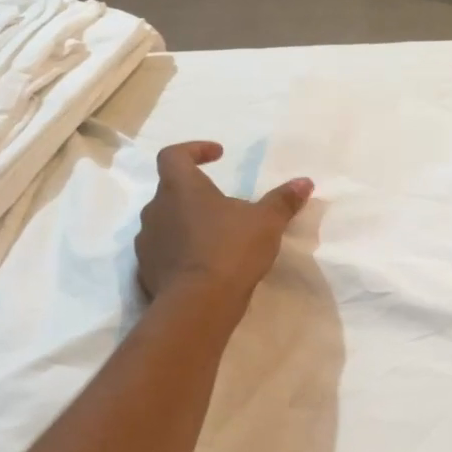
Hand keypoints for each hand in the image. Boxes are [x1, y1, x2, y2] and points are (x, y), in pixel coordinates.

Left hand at [135, 141, 312, 306]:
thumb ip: (283, 200)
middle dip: (197, 193)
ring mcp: (147, 239)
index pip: (174, 155)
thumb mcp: (267, 222)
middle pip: (172, 190)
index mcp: (181, 188)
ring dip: (188, 222)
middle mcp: (156, 208)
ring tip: (218, 236)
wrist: (199, 301)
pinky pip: (164, 250)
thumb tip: (304, 182)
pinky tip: (205, 262)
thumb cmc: (232, 249)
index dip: (194, 150)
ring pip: (167, 221)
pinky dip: (182, 250)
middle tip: (225, 204)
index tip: (218, 154)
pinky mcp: (147, 268)